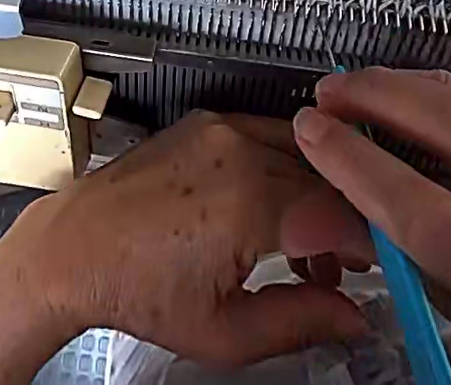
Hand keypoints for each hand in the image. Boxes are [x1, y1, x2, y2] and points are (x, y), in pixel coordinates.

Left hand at [8, 110, 369, 362]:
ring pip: (301, 152)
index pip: (339, 214)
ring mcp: (223, 128)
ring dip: (316, 193)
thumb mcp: (224, 331)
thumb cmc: (135, 288)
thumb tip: (353, 319)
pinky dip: (285, 167)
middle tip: (341, 266)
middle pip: (324, 178)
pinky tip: (272, 207)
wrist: (77, 244)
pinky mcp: (209, 121)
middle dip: (344, 221)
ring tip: (303, 247)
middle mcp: (239, 150)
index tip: (373, 267)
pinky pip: (268, 135)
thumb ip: (301, 322)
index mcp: (248, 201)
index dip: (366, 244)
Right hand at [292, 69, 450, 384]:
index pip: (415, 203)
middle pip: (443, 122)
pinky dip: (424, 88)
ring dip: (392, 83)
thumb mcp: (439, 294)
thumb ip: (370, 247)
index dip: (353, 160)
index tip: (308, 128)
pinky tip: (399, 97)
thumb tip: (297, 216)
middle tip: (323, 95)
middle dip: (371, 95)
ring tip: (351, 88)